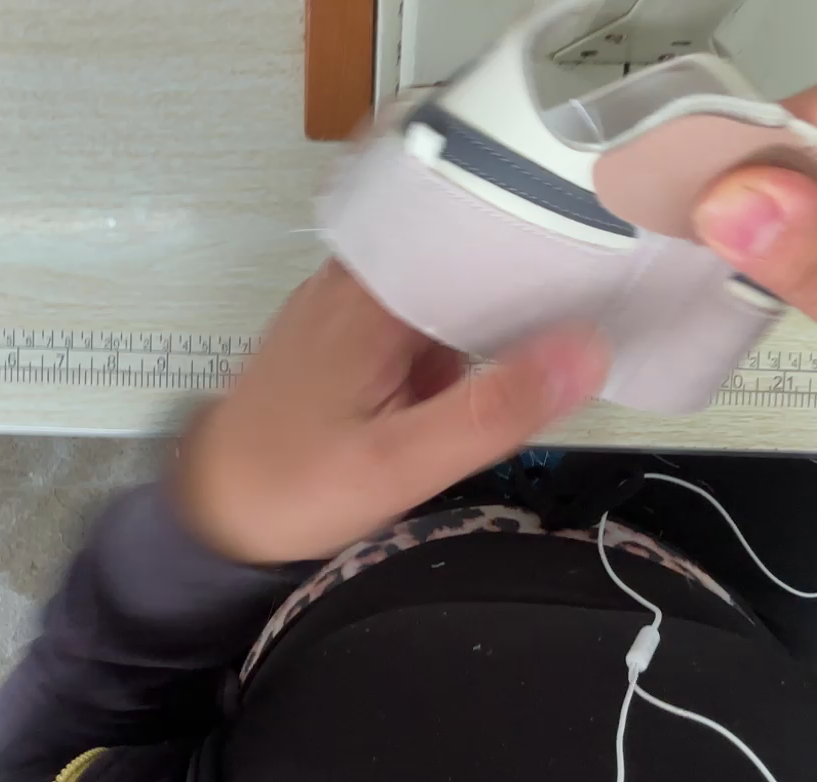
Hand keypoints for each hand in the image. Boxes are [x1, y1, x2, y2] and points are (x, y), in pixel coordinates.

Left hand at [177, 262, 610, 563]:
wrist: (214, 511)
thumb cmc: (288, 488)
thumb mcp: (398, 465)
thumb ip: (490, 411)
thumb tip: (583, 354)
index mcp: (373, 293)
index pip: (483, 234)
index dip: (549, 250)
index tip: (602, 272)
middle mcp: (356, 284)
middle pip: (464, 259)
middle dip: (521, 293)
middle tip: (577, 326)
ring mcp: (345, 309)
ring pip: (442, 296)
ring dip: (481, 329)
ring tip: (517, 365)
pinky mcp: (341, 340)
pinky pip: (413, 324)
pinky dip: (444, 351)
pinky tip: (448, 391)